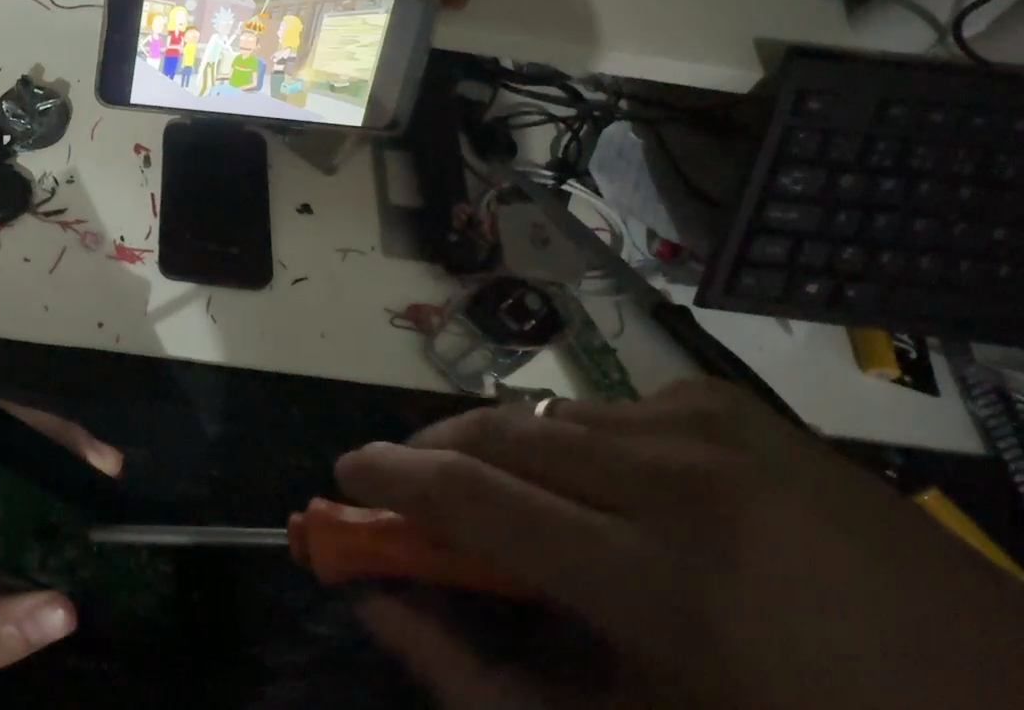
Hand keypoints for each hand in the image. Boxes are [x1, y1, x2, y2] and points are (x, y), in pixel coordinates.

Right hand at [336, 379, 1023, 709]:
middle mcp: (679, 478)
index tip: (345, 476)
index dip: (388, 478)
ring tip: (493, 490)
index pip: (472, 495)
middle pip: (497, 434)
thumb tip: (379, 606)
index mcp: (659, 580)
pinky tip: (596, 482)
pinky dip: (572, 438)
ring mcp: (717, 430)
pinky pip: (612, 405)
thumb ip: (478, 679)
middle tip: (404, 488)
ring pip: (546, 414)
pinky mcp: (740, 410)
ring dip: (496, 446)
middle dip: (428, 454)